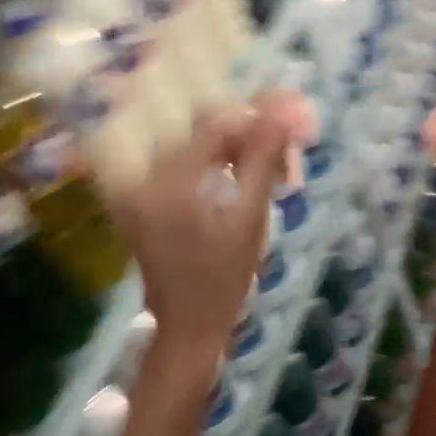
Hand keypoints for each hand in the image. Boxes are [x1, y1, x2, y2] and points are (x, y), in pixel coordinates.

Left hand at [112, 97, 289, 363]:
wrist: (188, 326)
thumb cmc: (225, 279)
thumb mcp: (250, 218)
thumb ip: (264, 159)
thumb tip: (284, 109)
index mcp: (169, 182)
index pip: (217, 125)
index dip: (260, 117)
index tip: (296, 124)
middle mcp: (145, 175)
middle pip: (205, 130)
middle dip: (252, 133)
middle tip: (289, 155)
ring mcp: (139, 186)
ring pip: (198, 145)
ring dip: (238, 149)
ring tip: (274, 172)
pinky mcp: (142, 197)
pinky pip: (185, 163)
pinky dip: (218, 164)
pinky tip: (245, 179)